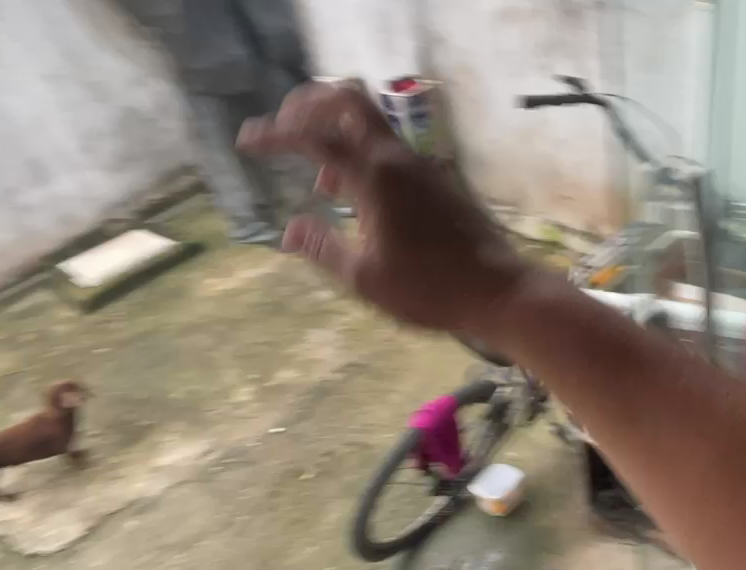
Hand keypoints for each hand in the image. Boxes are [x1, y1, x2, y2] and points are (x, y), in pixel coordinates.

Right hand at [238, 83, 535, 337]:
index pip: (313, 140)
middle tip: (286, 129)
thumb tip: (288, 232)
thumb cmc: (430, 291)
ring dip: (338, 136)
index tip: (247, 142)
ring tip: (322, 183)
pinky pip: (393, 151)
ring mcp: (424, 167)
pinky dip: (365, 158)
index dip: (274, 136)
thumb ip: (324, 250)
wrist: (498, 292)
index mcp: (374, 178)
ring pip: (372, 125)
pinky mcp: (440, 182)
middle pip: (347, 100)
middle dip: (309, 106)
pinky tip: (363, 201)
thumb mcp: (366, 280)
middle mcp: (398, 159)